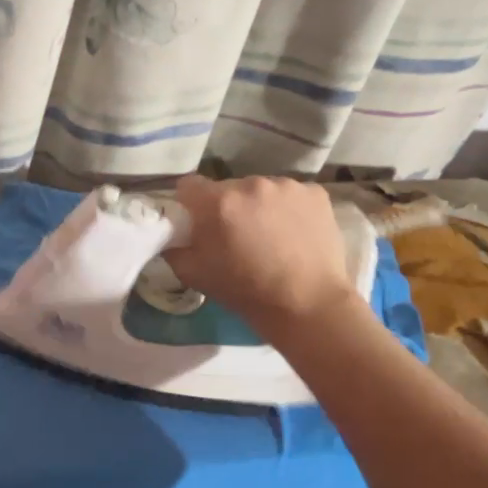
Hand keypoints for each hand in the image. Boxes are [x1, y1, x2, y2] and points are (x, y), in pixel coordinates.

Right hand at [164, 175, 363, 342]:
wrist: (306, 303)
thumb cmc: (244, 290)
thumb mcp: (193, 274)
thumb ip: (174, 247)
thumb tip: (172, 235)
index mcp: (218, 202)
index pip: (188, 185)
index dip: (188, 204)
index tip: (195, 222)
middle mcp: (251, 184)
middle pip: (227, 188)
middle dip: (226, 207)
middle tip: (234, 236)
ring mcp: (287, 186)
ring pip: (260, 190)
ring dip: (257, 206)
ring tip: (267, 236)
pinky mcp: (316, 193)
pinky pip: (290, 195)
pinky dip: (286, 209)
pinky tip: (291, 234)